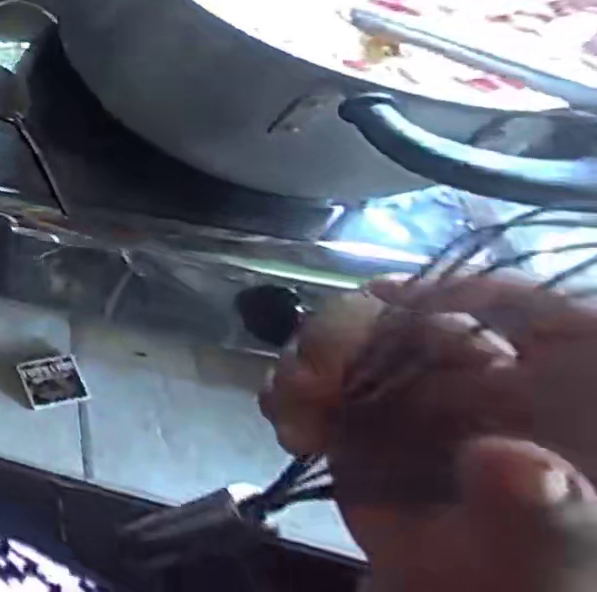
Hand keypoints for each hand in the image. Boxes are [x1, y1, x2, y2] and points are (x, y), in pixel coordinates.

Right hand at [261, 277, 596, 591]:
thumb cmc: (526, 591)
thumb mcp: (542, 565)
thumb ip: (545, 517)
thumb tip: (522, 462)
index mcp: (567, 403)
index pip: (541, 314)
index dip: (475, 291)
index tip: (399, 302)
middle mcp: (495, 383)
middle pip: (413, 313)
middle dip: (347, 332)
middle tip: (315, 379)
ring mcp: (420, 390)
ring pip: (350, 333)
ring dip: (304, 362)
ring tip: (297, 416)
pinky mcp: (361, 403)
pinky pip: (310, 368)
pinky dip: (286, 390)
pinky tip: (290, 429)